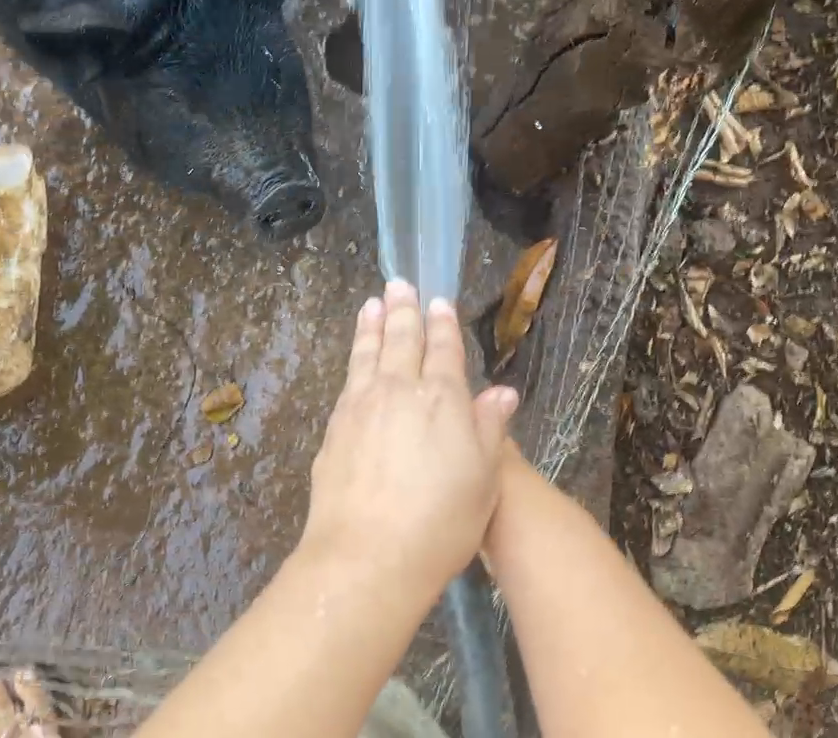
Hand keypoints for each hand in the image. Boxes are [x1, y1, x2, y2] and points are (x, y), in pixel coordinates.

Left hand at [299, 281, 519, 600]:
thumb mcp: (483, 479)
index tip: (439, 301)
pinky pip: (349, 376)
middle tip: (400, 284)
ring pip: (370, 352)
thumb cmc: (440, 523)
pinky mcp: (336, 425)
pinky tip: (356, 354)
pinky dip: (355, 354)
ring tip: (374, 303)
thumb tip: (502, 392)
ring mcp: (362, 405)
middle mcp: (400, 390)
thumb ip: (489, 429)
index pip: (444, 351)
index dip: (442, 325)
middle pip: (403, 340)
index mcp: (443, 400)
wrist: (367, 554)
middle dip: (404, 310)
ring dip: (373, 324)